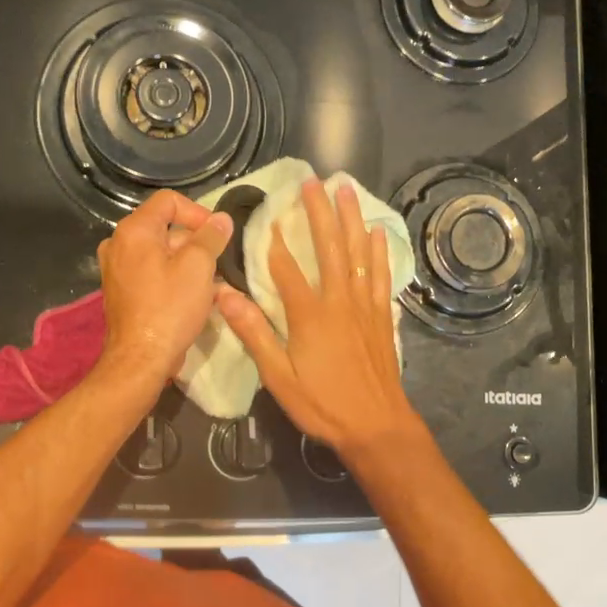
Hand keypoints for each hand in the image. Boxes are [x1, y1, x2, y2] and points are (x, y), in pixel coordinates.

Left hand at [97, 189, 233, 388]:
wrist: (140, 359)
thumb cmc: (170, 308)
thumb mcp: (198, 267)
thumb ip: (210, 237)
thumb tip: (221, 219)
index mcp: (134, 230)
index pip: (169, 201)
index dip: (198, 213)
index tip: (218, 235)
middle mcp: (118, 244)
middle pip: (164, 227)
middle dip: (195, 242)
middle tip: (219, 263)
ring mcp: (116, 269)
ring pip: (161, 253)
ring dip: (188, 263)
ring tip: (213, 283)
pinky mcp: (122, 291)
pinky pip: (152, 273)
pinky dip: (173, 277)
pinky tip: (195, 297)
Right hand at [217, 179, 424, 459]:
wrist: (377, 425)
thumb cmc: (323, 404)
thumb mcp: (279, 376)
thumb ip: (254, 334)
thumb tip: (224, 295)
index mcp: (310, 315)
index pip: (287, 269)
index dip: (274, 242)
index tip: (265, 216)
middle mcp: (340, 301)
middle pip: (330, 248)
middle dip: (319, 213)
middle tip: (312, 181)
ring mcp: (365, 307)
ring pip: (359, 253)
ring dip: (351, 219)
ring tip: (346, 190)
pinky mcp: (382, 317)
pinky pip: (380, 275)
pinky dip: (379, 251)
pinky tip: (377, 233)